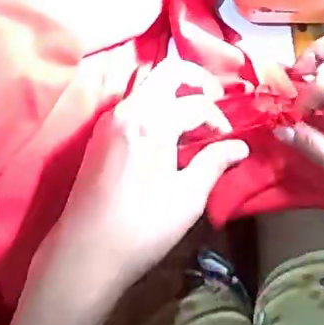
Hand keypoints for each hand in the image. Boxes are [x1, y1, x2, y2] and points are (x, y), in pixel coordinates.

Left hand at [35, 60, 249, 309]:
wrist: (84, 253)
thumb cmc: (142, 228)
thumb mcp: (188, 198)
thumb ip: (214, 163)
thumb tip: (239, 146)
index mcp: (153, 122)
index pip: (196, 103)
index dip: (219, 119)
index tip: (228, 142)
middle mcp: (129, 109)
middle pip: (168, 71)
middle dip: (197, 80)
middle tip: (215, 101)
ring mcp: (110, 119)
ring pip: (149, 85)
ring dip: (175, 93)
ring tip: (194, 123)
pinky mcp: (100, 133)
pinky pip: (135, 103)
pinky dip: (156, 106)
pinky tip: (167, 135)